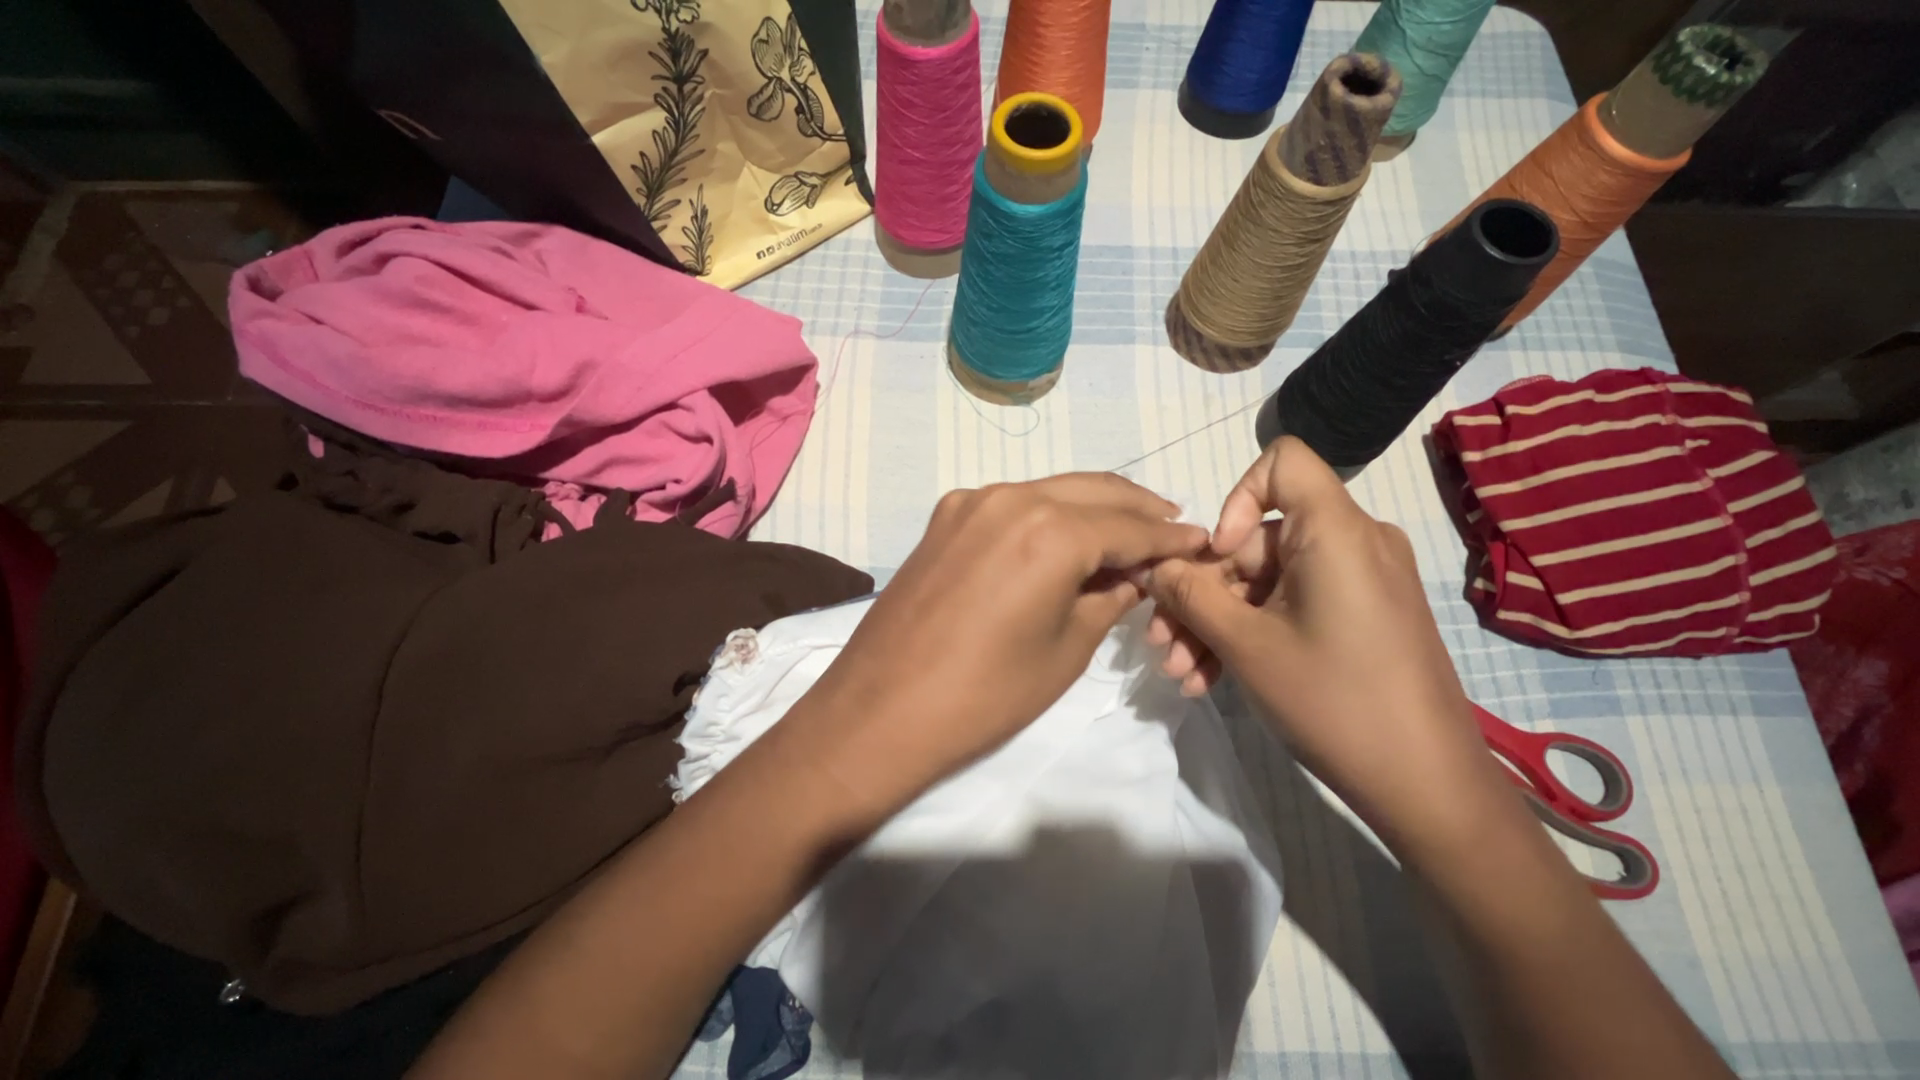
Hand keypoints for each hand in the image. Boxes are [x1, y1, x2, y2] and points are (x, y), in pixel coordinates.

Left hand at [795, 473, 1208, 820]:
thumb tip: (1131, 574)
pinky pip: (1012, 505)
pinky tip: (1065, 538)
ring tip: (1126, 532)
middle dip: (1138, 508)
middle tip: (1172, 526)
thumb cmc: (986, 695)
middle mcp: (1011, 498)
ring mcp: (969, 504)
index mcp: (1052, 530)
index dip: (1169, 536)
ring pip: (1050, 491)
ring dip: (1092, 507)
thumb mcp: (1067, 651)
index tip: (1201, 541)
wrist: (879, 713)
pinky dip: (1048, 515)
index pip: (1130, 526)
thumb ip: (1108, 599)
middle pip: (1093, 492)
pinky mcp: (943, 521)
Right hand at [1142, 439, 1497, 840]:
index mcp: (1336, 530)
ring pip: (1269, 582)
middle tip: (1163, 642)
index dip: (1234, 499)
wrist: (1425, 783)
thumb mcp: (1246, 645)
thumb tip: (1157, 567)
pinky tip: (1212, 680)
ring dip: (1218, 622)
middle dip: (1202, 591)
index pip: (1281, 463)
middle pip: (1259, 540)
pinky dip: (1254, 633)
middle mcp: (1354, 542)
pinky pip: (1295, 606)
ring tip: (1182, 673)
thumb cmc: (1333, 700)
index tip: (1214, 557)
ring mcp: (1361, 583)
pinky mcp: (1363, 617)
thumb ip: (1191, 595)